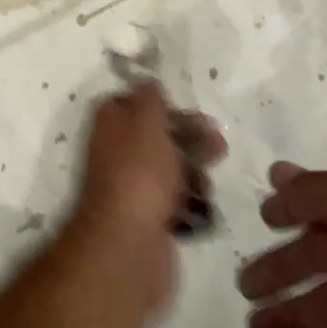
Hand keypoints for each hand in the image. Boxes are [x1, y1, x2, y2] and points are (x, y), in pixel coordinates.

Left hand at [62, 83, 225, 311]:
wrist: (129, 246)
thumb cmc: (139, 173)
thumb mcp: (147, 121)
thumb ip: (150, 98)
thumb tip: (148, 81)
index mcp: (109, 122)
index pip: (134, 102)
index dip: (162, 104)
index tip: (188, 108)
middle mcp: (116, 151)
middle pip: (156, 135)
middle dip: (189, 137)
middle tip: (218, 142)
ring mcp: (131, 186)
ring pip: (169, 168)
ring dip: (194, 169)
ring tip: (211, 177)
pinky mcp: (149, 218)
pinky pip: (174, 201)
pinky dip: (190, 200)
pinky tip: (203, 203)